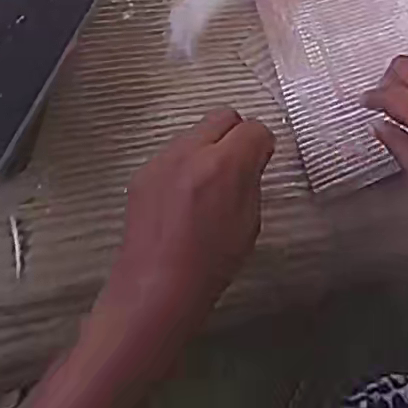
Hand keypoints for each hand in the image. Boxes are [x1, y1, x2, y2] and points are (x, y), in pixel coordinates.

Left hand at [93, 109, 273, 338]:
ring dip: (209, 147)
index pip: (254, 128)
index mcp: (224, 166)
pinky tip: (185, 196)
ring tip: (210, 185)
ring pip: (197, 131)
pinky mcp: (144, 170)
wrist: (154, 291)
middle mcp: (191, 152)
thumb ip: (252, 179)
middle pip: (223, 116)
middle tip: (240, 162)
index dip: (262, 143)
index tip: (262, 156)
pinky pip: (174, 152)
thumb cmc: (207, 267)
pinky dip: (186, 163)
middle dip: (237, 134)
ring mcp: (163, 159)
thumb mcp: (249, 223)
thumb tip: (254, 156)